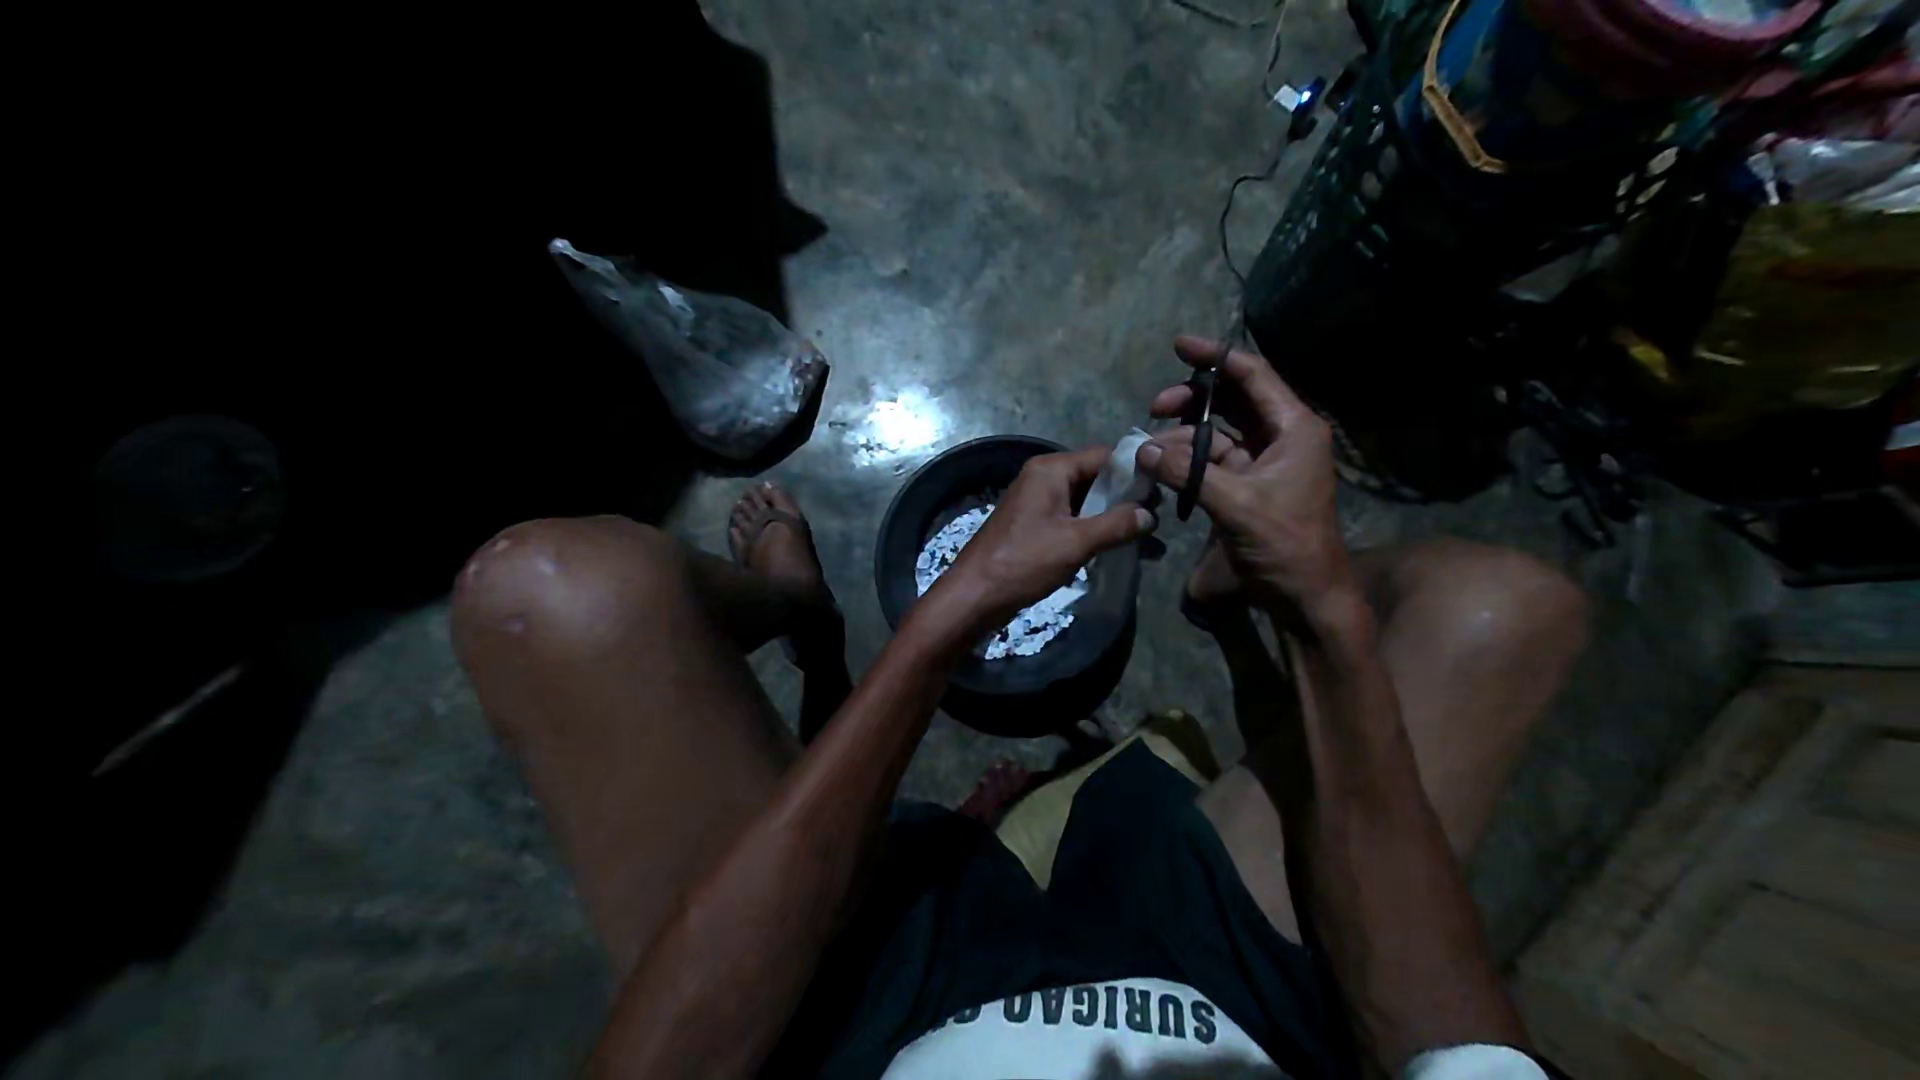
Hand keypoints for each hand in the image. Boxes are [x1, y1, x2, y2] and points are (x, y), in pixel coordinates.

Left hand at [925, 445, 1156, 635]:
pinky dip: (1096, 531)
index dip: (1135, 471)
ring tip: (1149, 539)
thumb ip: (1116, 525)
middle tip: (1160, 520)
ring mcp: (1038, 503)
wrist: (975, 594)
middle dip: (1128, 498)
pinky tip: (1120, 550)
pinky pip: (1073, 521)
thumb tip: (1150, 515)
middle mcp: (1043, 479)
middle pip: (1096, 478)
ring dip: (1114, 519)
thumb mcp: (1076, 542)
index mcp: (1051, 470)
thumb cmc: (1023, 561)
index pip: (1104, 456)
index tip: (1165, 490)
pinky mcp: (1035, 526)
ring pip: (1086, 503)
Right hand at [1136, 335, 1354, 618]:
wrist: (1303, 593)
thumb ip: (1189, 473)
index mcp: (1293, 428)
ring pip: (1216, 431)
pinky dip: (1185, 461)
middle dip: (1190, 401)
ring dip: (1182, 435)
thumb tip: (1144, 449)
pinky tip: (1161, 467)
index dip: (1216, 357)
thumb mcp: (1238, 505)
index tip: (1179, 345)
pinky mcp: (1245, 484)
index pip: (1253, 376)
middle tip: (1154, 409)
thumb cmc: (1285, 543)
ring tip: (1149, 449)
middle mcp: (1280, 436)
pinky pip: (1210, 461)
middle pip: (1231, 401)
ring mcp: (1261, 461)